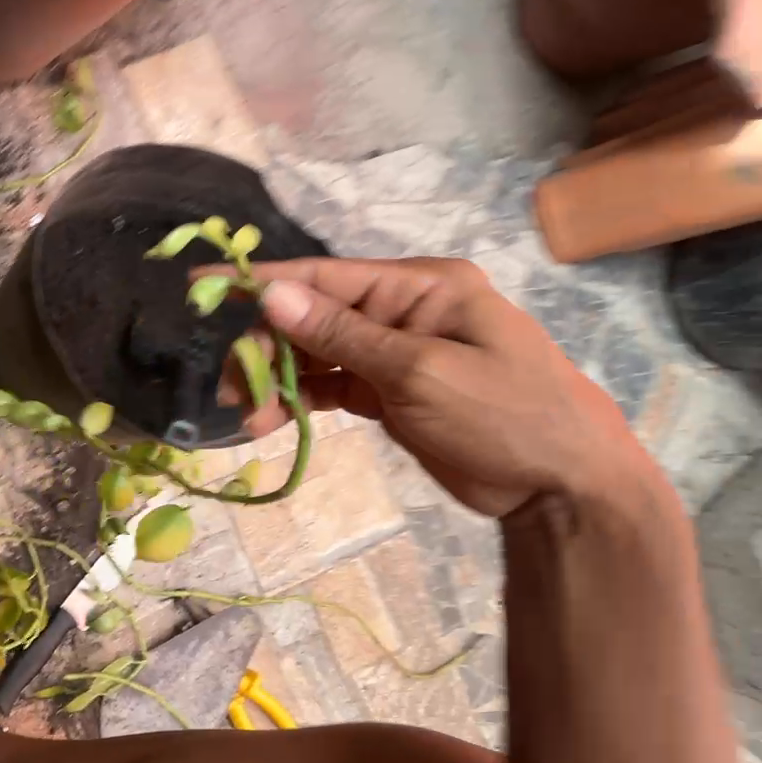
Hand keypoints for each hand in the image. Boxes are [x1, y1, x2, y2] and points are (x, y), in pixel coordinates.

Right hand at [225, 257, 650, 517]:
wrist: (561, 486)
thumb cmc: (506, 416)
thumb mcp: (418, 372)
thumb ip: (339, 334)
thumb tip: (271, 293)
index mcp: (419, 288)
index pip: (323, 276)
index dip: (259, 280)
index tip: (200, 286)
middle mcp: (398, 311)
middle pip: (306, 317)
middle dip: (264, 350)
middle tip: (235, 391)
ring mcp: (389, 350)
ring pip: (307, 353)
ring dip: (273, 381)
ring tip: (250, 417)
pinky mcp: (381, 388)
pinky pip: (322, 384)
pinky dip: (293, 400)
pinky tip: (270, 421)